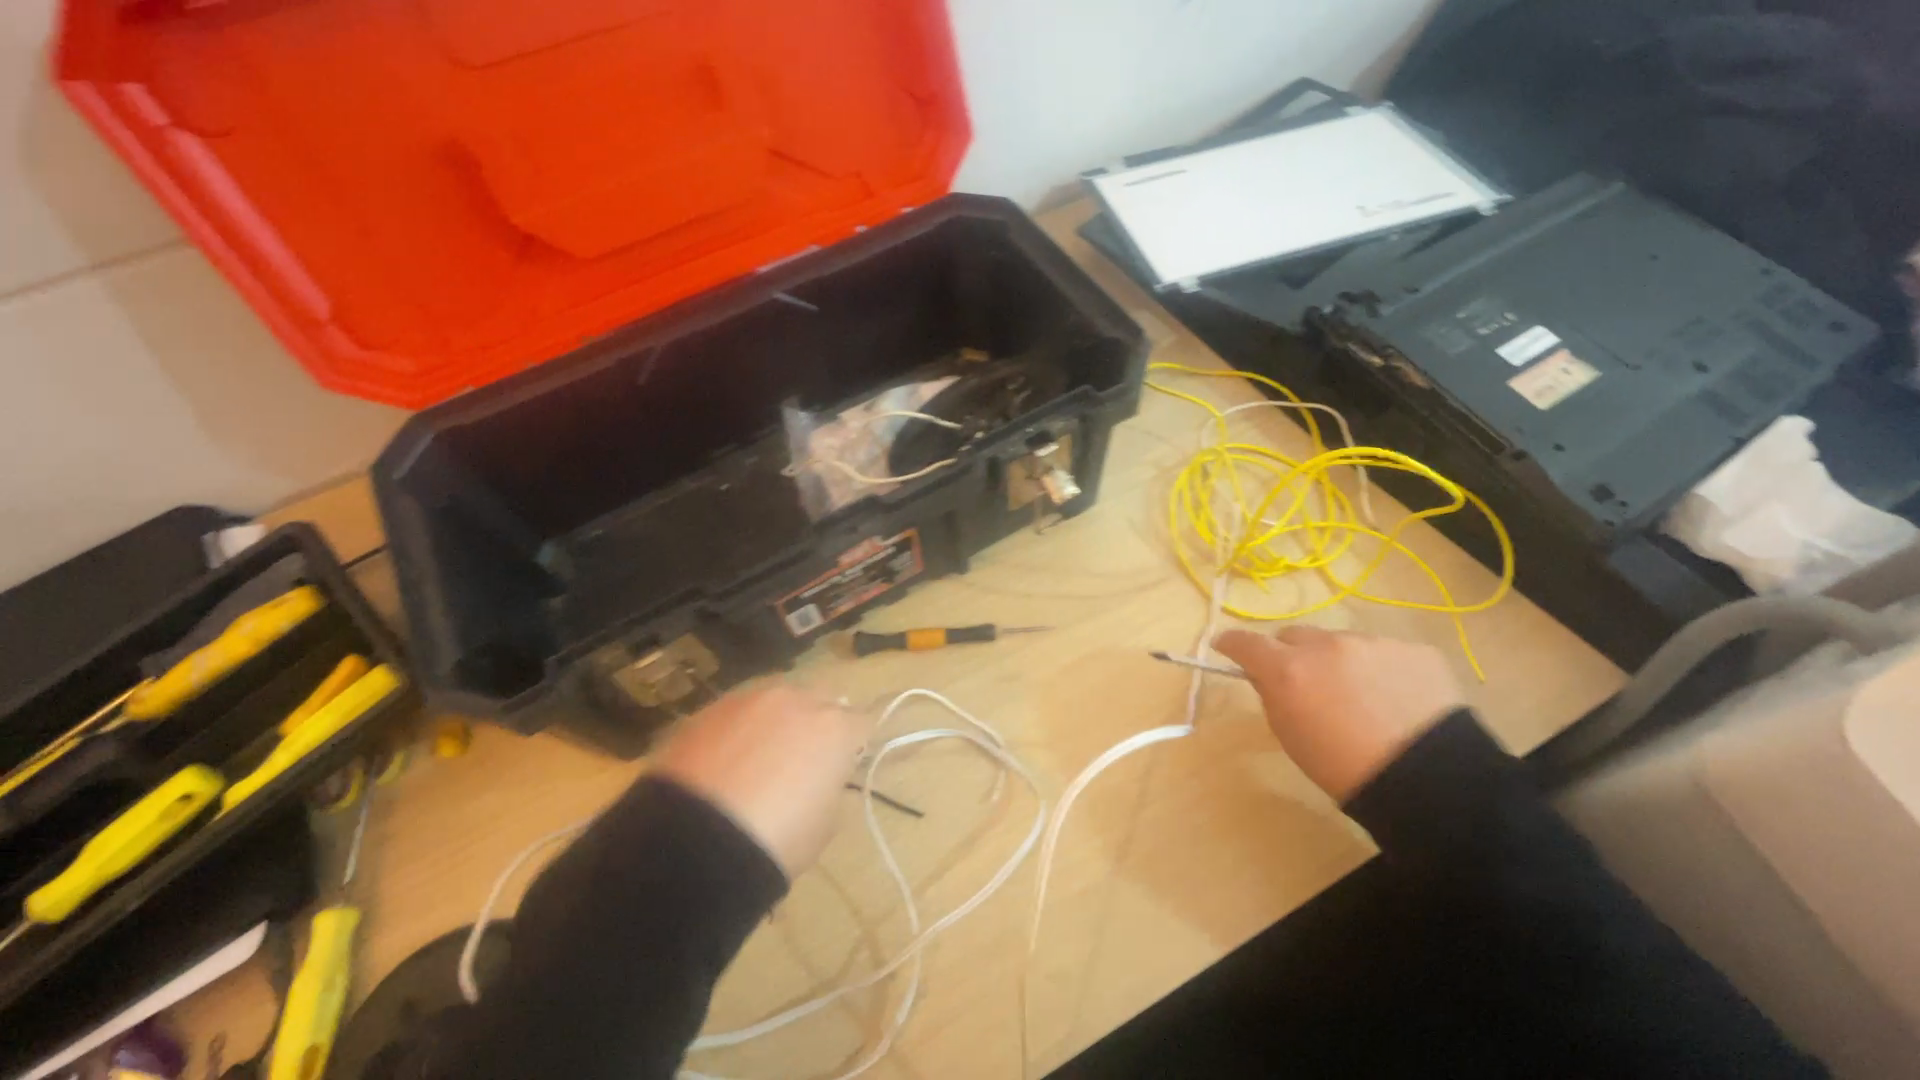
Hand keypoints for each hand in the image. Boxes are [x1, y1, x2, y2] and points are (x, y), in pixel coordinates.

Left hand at [652, 683, 871, 878]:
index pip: (862, 722)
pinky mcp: (708, 709)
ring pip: (774, 703)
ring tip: (756, 762)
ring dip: (775, 724)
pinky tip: (723, 763)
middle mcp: (795, 700)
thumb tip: (821, 780)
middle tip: (801, 762)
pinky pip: (737, 715)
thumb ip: (831, 791)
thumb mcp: (824, 826)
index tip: (844, 766)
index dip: (855, 744)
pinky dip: (738, 732)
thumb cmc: (776, 838)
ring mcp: (748, 700)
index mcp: (834, 727)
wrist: (695, 840)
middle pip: (819, 702)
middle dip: (816, 725)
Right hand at [1214, 626, 1464, 801]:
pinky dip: (1380, 670)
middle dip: (1292, 655)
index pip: (1246, 643)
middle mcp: (1327, 646)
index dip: (1232, 644)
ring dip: (1338, 662)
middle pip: (1295, 636)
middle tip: (1304, 683)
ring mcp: (1373, 643)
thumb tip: (1268, 678)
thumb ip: (1273, 698)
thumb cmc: (1343, 769)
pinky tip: (1396, 700)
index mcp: (1288, 670)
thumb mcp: (1291, 738)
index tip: (1226, 647)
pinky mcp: (1412, 649)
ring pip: (1341, 643)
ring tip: (1361, 698)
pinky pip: (1384, 653)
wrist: (1427, 778)